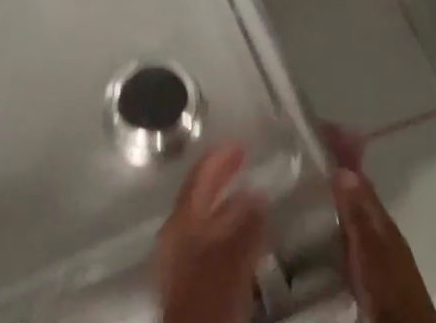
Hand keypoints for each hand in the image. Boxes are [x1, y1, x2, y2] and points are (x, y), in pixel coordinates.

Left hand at [157, 143, 268, 322]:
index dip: (217, 158)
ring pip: (205, 216)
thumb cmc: (208, 295)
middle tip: (242, 156)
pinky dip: (226, 225)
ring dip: (226, 201)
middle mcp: (177, 234)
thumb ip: (244, 224)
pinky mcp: (191, 274)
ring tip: (250, 189)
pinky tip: (244, 230)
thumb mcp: (230, 258)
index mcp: (182, 224)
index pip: (198, 180)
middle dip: (221, 174)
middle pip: (199, 195)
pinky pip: (209, 236)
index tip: (236, 141)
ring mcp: (181, 255)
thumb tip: (258, 191)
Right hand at [321, 124, 435, 322]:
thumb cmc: (390, 288)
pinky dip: (329, 216)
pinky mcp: (363, 264)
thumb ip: (358, 215)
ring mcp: (371, 244)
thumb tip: (342, 169)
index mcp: (378, 217)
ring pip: (348, 207)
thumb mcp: (371, 251)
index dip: (345, 148)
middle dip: (333, 163)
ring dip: (330, 188)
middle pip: (353, 187)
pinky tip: (312, 224)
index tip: (324, 123)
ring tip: (300, 177)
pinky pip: (343, 229)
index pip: (359, 174)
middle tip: (302, 145)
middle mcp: (376, 225)